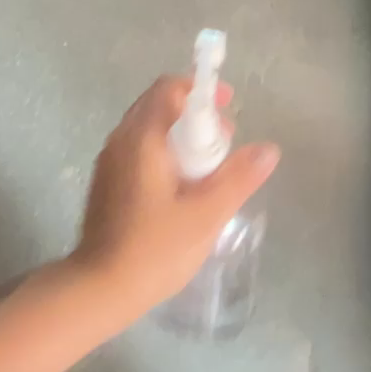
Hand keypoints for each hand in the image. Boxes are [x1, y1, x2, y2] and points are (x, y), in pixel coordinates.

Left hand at [68, 76, 279, 314]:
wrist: (102, 282)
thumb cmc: (156, 246)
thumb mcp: (206, 213)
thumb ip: (237, 177)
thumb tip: (268, 149)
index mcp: (141, 137)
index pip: (167, 90)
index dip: (199, 88)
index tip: (228, 103)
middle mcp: (120, 139)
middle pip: (156, 105)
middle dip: (193, 113)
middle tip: (225, 140)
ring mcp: (109, 159)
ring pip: (147, 128)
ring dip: (179, 134)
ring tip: (210, 165)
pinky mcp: (108, 179)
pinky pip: (138, 148)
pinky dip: (163, 151)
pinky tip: (183, 184)